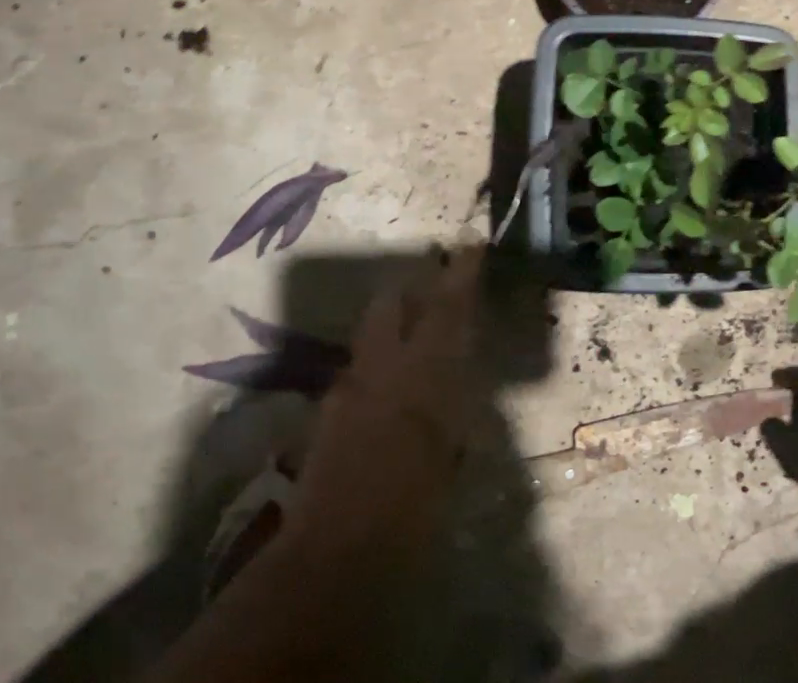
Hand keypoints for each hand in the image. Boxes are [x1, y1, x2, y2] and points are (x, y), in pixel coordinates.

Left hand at [285, 246, 484, 554]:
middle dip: (414, 289)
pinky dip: (376, 367)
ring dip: (394, 325)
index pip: (447, 308)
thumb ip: (456, 410)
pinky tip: (387, 393)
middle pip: (392, 304)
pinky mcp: (326, 413)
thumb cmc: (416, 507)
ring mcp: (348, 388)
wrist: (336, 552)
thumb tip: (459, 388)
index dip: (461, 273)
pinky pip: (358, 372)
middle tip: (437, 286)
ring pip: (371, 335)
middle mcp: (382, 368)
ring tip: (414, 337)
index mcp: (425, 374)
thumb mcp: (454, 453)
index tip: (471, 243)